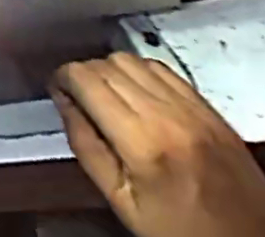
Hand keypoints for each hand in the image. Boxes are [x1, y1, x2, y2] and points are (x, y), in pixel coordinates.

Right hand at [52, 54, 264, 236]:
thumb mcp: (123, 204)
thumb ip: (86, 147)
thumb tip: (63, 101)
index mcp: (142, 143)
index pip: (86, 80)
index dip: (63, 77)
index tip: (57, 87)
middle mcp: (167, 114)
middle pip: (106, 64)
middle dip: (84, 74)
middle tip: (78, 96)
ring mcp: (191, 107)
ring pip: (131, 59)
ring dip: (110, 70)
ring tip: (107, 96)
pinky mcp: (207, 106)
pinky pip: (161, 68)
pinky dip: (140, 73)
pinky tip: (137, 95)